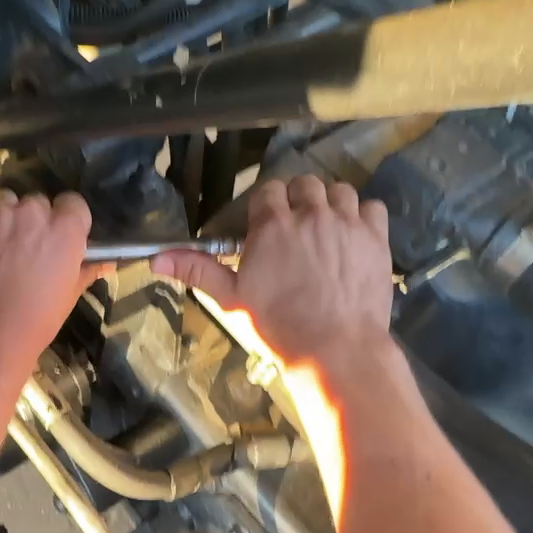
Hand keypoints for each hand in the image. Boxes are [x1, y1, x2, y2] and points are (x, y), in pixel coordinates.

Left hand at [0, 189, 95, 369]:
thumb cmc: (35, 321)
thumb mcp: (68, 297)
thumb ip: (85, 270)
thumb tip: (105, 262)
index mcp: (65, 229)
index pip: (72, 203)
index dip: (66, 220)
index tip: (58, 237)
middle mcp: (32, 212)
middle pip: (36, 203)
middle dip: (32, 222)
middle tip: (25, 250)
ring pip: (4, 202)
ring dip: (3, 219)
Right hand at [152, 176, 393, 372]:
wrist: (335, 348)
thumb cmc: (277, 325)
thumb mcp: (231, 298)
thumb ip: (197, 270)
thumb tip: (156, 258)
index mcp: (272, 225)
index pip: (267, 192)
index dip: (265, 209)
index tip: (264, 230)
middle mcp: (310, 214)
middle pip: (303, 185)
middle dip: (296, 202)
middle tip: (293, 231)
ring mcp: (347, 222)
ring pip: (338, 190)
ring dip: (329, 203)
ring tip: (324, 229)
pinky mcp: (376, 237)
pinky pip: (371, 207)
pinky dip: (361, 216)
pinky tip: (352, 235)